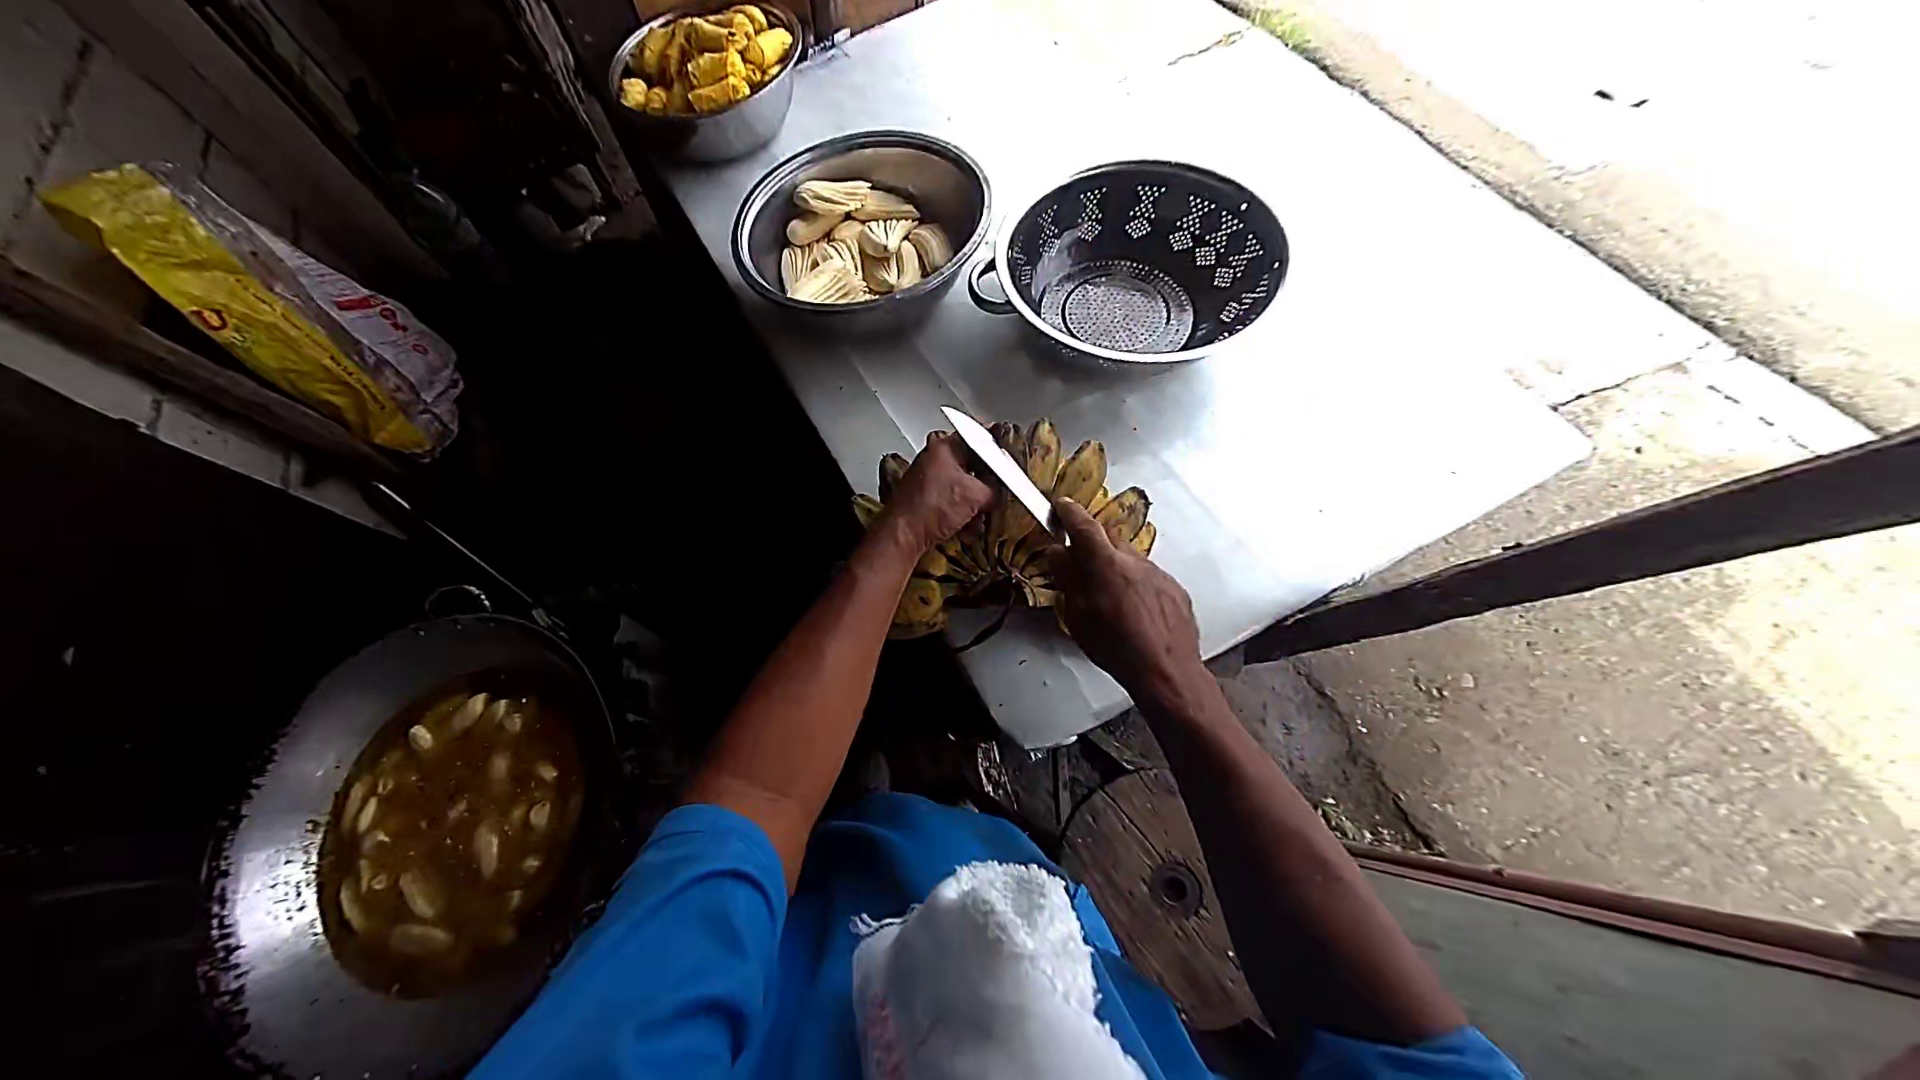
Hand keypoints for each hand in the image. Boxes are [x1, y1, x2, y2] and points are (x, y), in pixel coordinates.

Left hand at [884, 432, 993, 551]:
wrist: (902, 535)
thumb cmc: (930, 508)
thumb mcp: (976, 495)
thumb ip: (996, 489)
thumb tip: (1003, 492)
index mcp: (945, 447)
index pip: (981, 438)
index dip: (999, 450)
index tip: (1012, 461)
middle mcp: (936, 458)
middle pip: (975, 465)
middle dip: (988, 485)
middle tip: (998, 495)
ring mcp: (931, 478)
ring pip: (966, 486)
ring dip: (976, 504)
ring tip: (979, 518)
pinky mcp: (928, 497)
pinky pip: (955, 500)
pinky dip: (963, 513)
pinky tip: (967, 527)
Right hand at [1046, 497, 1206, 705]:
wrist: (1166, 670)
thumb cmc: (1118, 648)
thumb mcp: (1078, 616)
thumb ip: (1067, 579)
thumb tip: (1058, 553)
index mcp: (1105, 565)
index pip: (1084, 525)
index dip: (1069, 512)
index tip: (1061, 506)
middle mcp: (1134, 562)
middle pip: (1109, 539)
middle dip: (1093, 545)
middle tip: (1080, 562)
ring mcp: (1158, 574)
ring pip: (1130, 559)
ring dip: (1117, 569)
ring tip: (1109, 597)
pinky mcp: (1174, 589)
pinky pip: (1150, 577)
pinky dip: (1138, 585)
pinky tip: (1134, 611)